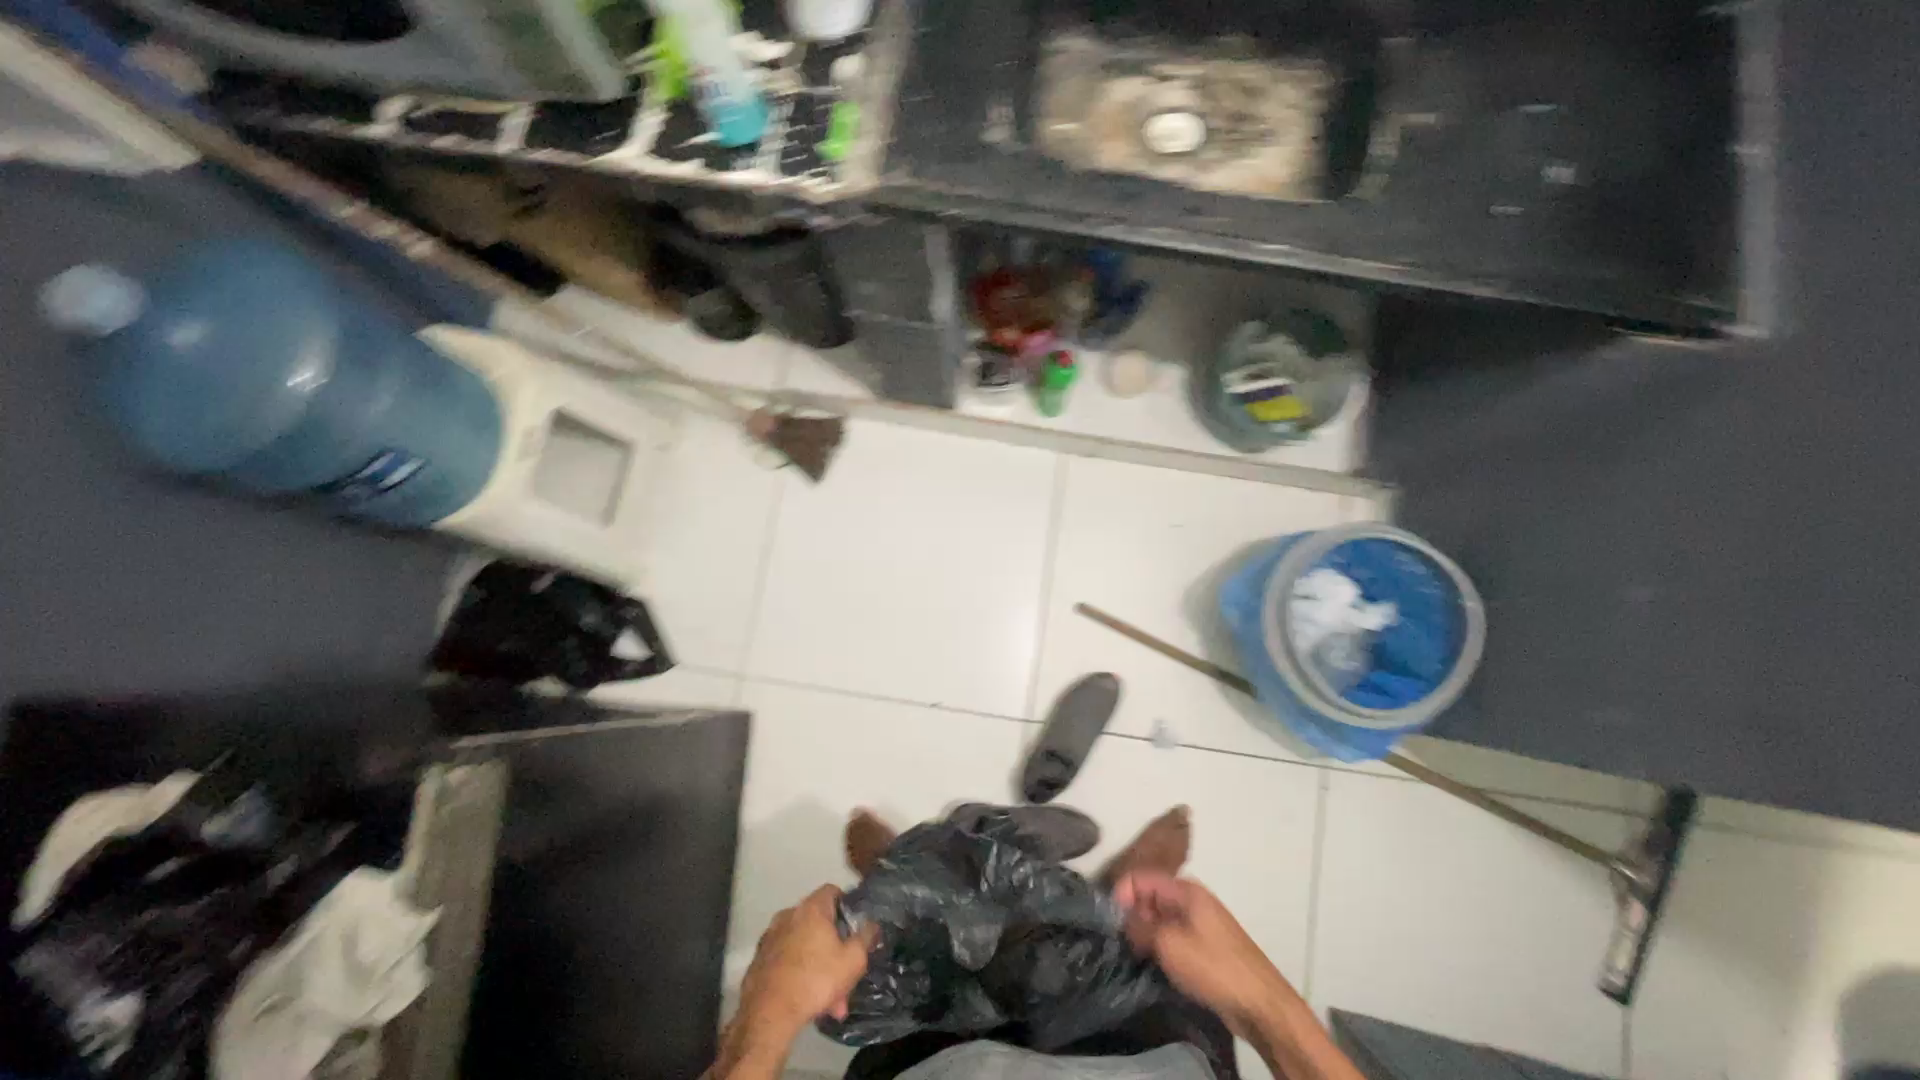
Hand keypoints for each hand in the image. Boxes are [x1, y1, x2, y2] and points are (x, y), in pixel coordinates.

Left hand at [735, 885, 879, 1041]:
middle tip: (846, 976)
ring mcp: (770, 937)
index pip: (832, 891)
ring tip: (832, 1002)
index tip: (855, 927)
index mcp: (811, 909)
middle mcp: (788, 916)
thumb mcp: (853, 960)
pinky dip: (800, 973)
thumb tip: (871, 924)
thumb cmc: (816, 979)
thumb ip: (866, 937)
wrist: (768, 1013)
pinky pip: (787, 960)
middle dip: (836, 950)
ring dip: (820, 967)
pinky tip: (809, 1001)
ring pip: (804, 947)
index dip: (847, 905)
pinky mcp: (759, 960)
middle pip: (818, 924)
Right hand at [1114, 873, 1297, 1035]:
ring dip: (1144, 934)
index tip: (1110, 922)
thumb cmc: (1214, 967)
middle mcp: (1191, 900)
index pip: (1140, 877)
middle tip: (1120, 942)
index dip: (1121, 895)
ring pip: (1159, 919)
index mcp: (1185, 890)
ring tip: (1133, 955)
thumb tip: (1121, 919)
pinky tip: (1151, 965)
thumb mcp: (1168, 944)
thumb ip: (1139, 926)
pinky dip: (1158, 947)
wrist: (1260, 1004)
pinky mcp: (1203, 947)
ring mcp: (1199, 924)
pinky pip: (1171, 938)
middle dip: (1131, 915)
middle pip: (1149, 896)